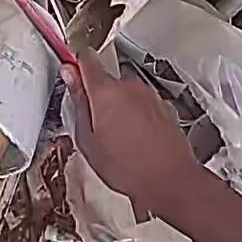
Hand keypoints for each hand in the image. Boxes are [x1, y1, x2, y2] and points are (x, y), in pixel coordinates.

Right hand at [62, 58, 217, 217]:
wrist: (170, 179)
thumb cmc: (130, 167)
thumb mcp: (88, 140)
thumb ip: (78, 102)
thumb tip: (70, 78)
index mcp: (106, 92)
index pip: (85, 62)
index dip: (75, 67)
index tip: (70, 75)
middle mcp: (129, 86)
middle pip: (105, 81)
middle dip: (98, 98)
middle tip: (95, 126)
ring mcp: (149, 94)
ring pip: (124, 93)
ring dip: (118, 108)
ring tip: (117, 138)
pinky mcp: (163, 105)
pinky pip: (141, 103)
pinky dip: (135, 115)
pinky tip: (134, 140)